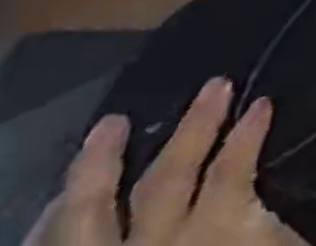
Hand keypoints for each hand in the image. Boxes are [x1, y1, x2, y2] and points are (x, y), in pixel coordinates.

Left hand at [26, 78, 308, 245]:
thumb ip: (261, 230)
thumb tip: (258, 203)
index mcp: (211, 234)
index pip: (230, 170)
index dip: (247, 135)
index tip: (262, 103)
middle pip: (165, 180)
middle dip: (190, 130)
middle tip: (212, 85)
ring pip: (89, 216)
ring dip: (97, 169)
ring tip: (108, 128)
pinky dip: (52, 222)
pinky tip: (59, 201)